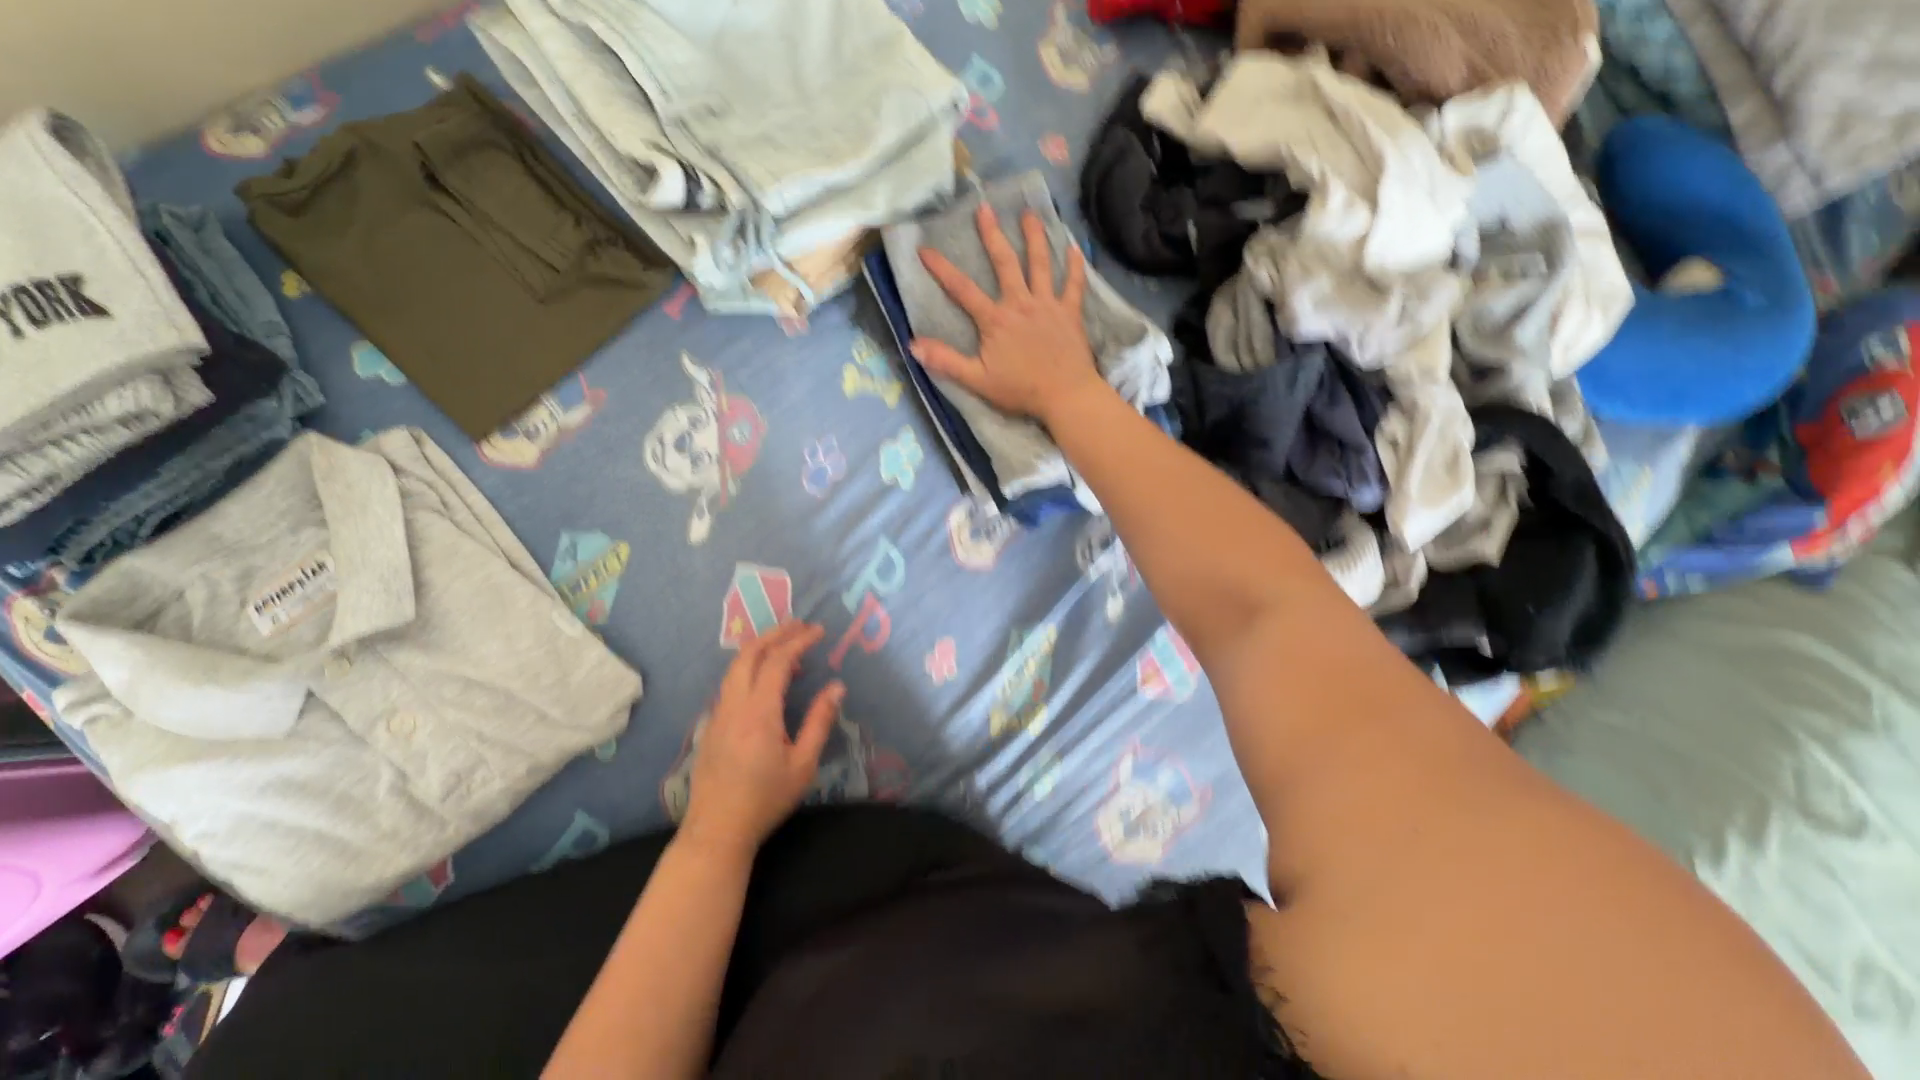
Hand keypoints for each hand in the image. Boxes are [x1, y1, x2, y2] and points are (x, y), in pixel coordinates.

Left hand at [681, 621, 844, 855]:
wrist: (717, 829)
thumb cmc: (766, 799)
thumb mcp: (803, 765)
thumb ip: (819, 721)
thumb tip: (836, 686)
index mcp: (759, 712)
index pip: (778, 661)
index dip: (799, 641)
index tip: (819, 631)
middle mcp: (734, 705)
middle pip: (749, 654)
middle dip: (775, 633)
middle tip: (800, 626)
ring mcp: (718, 713)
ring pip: (735, 667)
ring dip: (760, 649)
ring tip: (786, 648)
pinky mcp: (711, 725)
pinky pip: (729, 684)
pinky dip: (749, 668)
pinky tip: (765, 681)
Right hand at [912, 203, 1111, 425]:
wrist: (1065, 395)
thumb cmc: (1020, 390)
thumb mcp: (977, 380)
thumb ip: (946, 361)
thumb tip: (914, 345)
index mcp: (995, 320)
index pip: (962, 289)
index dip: (941, 269)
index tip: (925, 249)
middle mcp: (1020, 303)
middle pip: (1005, 262)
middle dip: (992, 234)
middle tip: (985, 208)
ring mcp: (1048, 305)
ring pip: (1040, 264)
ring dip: (1035, 237)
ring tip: (1030, 214)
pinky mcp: (1070, 313)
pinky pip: (1074, 284)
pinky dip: (1074, 266)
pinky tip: (1074, 248)